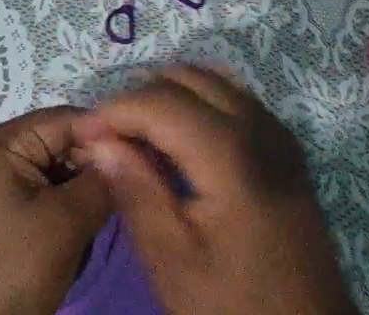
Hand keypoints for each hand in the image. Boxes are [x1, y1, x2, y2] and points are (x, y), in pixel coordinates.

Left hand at [0, 106, 113, 314]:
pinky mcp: (8, 210)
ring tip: (114, 205)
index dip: (107, 134)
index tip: (143, 156)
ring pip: (61, 168)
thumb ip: (102, 179)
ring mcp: (1, 182)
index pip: (67, 119)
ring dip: (88, 186)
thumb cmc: (16, 267)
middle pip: (63, 141)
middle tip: (133, 185)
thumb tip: (132, 154)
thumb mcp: (67, 221)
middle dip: (98, 163)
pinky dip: (73, 204)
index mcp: (2, 143)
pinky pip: (50, 191)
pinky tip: (91, 222)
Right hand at [74, 66, 356, 314]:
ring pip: (212, 79)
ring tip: (140, 139)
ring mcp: (277, 132)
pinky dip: (199, 103)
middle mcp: (259, 125)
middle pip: (186, 77)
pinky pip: (234, 97)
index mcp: (230, 153)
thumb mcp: (173, 263)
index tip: (83, 134)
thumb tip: (99, 141)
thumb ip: (136, 193)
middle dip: (140, 98)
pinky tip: (180, 143)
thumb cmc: (235, 304)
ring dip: (170, 96)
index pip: (159, 100)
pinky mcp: (285, 146)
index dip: (114, 109)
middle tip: (110, 139)